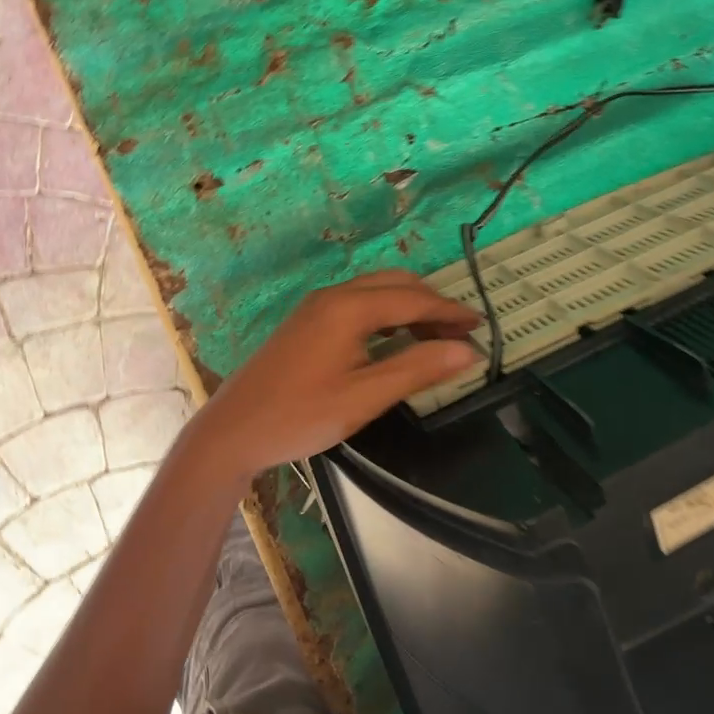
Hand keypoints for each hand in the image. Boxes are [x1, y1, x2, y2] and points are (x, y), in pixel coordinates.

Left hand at [189, 269, 481, 479]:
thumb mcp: (365, 398)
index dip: (449, 311)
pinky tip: (396, 338)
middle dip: (432, 303)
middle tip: (462, 332)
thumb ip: (417, 370)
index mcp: (348, 308)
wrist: (233, 430)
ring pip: (376, 291)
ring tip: (437, 336)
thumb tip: (467, 351)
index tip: (481, 325)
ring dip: (409, 306)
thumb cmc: (300, 416)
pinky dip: (387, 312)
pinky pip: (359, 302)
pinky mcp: (308, 320)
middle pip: (395, 284)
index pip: (412, 299)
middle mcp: (334, 296)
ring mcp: (317, 306)